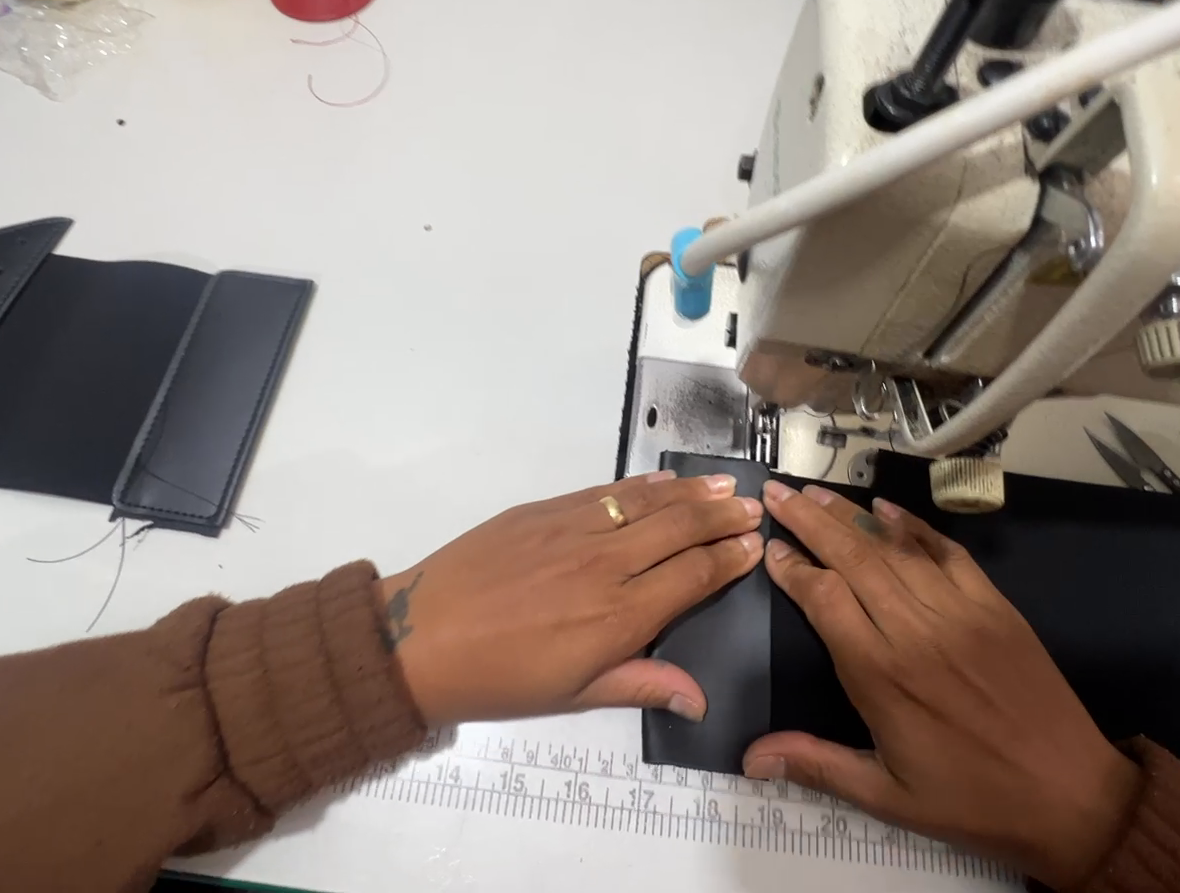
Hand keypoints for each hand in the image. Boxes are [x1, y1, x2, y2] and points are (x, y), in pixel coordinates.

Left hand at [379, 470, 763, 726]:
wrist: (423, 636)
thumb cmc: (501, 678)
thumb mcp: (573, 695)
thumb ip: (640, 684)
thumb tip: (699, 698)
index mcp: (619, 616)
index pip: (693, 576)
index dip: (730, 559)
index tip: (755, 546)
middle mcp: (607, 563)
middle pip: (680, 530)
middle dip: (722, 516)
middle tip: (753, 506)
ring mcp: (576, 529)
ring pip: (649, 503)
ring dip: (691, 492)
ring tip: (724, 484)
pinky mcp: (547, 509)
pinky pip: (607, 492)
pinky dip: (642, 485)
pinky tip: (663, 481)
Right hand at [744, 483, 1139, 888]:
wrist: (1074, 798)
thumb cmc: (971, 799)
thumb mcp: (888, 797)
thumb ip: (816, 765)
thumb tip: (750, 758)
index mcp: (881, 673)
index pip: (822, 597)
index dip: (791, 568)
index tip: (769, 547)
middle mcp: (913, 629)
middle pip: (851, 557)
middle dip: (807, 520)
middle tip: (775, 491)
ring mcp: (957, 610)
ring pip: (892, 548)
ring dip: (849, 515)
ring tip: (814, 492)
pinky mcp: (992, 604)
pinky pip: (946, 551)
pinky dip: (913, 525)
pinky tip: (884, 508)